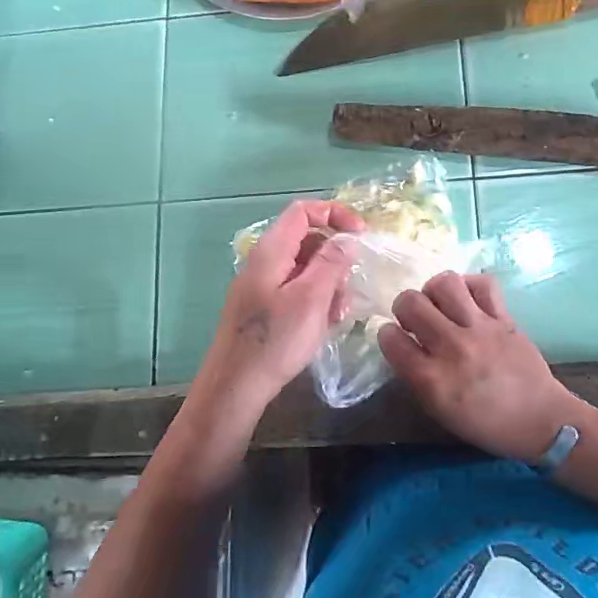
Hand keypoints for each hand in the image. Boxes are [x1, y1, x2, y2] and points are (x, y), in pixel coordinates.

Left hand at [199, 199, 363, 408]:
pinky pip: (295, 290)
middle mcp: (263, 261)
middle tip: (348, 290)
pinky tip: (323, 325)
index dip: (335, 215)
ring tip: (337, 315)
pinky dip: (314, 300)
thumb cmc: (275, 340)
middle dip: (335, 260)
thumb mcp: (311, 298)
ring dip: (328, 285)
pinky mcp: (262, 307)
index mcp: (271, 250)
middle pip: (306, 241)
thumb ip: (331, 262)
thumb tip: (347, 237)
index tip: (362, 236)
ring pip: (304, 268)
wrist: (235, 385)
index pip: (303, 211)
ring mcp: (261, 284)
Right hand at [379, 272, 587, 460]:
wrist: (542, 422)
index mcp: (432, 378)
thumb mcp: (438, 409)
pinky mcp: (505, 319)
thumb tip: (402, 342)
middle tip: (414, 319)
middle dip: (403, 306)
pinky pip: (483, 284)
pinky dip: (469, 285)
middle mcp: (453, 347)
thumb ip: (415, 374)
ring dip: (433, 290)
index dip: (387, 335)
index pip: (391, 338)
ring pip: (444, 283)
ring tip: (439, 304)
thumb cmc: (485, 422)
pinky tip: (466, 299)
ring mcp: (481, 329)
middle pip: (411, 302)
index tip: (395, 338)